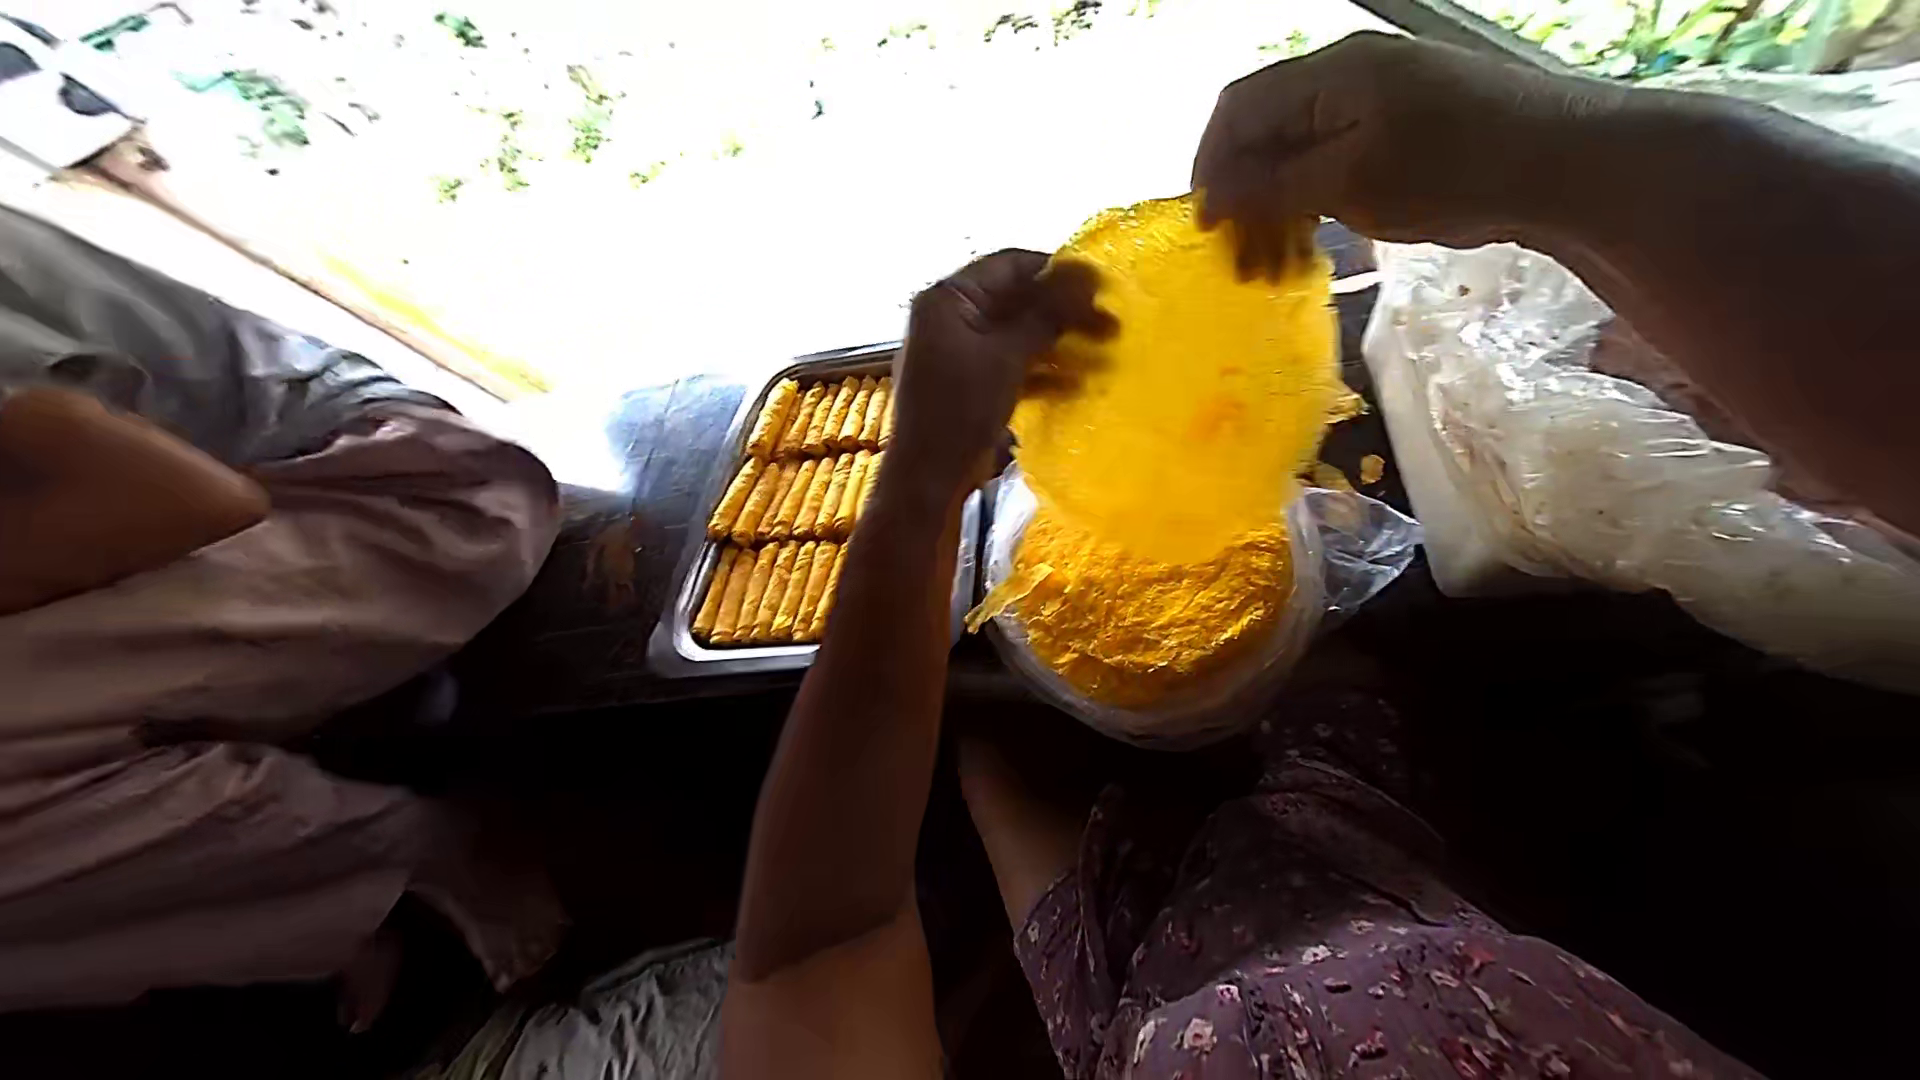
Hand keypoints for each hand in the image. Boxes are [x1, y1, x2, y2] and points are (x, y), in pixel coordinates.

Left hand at [888, 250, 1113, 496]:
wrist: (927, 478)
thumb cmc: (960, 409)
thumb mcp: (1007, 356)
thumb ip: (1047, 313)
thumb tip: (1087, 275)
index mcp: (948, 299)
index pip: (1010, 266)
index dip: (1057, 272)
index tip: (1101, 287)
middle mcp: (950, 318)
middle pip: (1015, 302)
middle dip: (1063, 313)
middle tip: (1109, 325)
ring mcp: (958, 353)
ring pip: (1016, 336)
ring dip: (1057, 344)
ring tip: (1103, 352)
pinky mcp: (968, 385)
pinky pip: (1009, 366)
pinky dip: (1039, 372)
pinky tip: (1076, 384)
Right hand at [1191, 33, 1624, 277]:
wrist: (1559, 169)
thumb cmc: (1452, 167)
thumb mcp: (1349, 180)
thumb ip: (1271, 187)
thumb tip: (1208, 200)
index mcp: (1331, 74)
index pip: (1238, 110)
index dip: (1210, 166)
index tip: (1208, 225)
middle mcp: (1339, 86)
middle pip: (1258, 144)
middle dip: (1241, 206)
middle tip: (1239, 265)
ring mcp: (1360, 117)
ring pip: (1284, 169)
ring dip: (1268, 223)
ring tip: (1268, 275)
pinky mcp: (1378, 148)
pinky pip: (1316, 181)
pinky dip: (1299, 220)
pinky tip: (1298, 258)